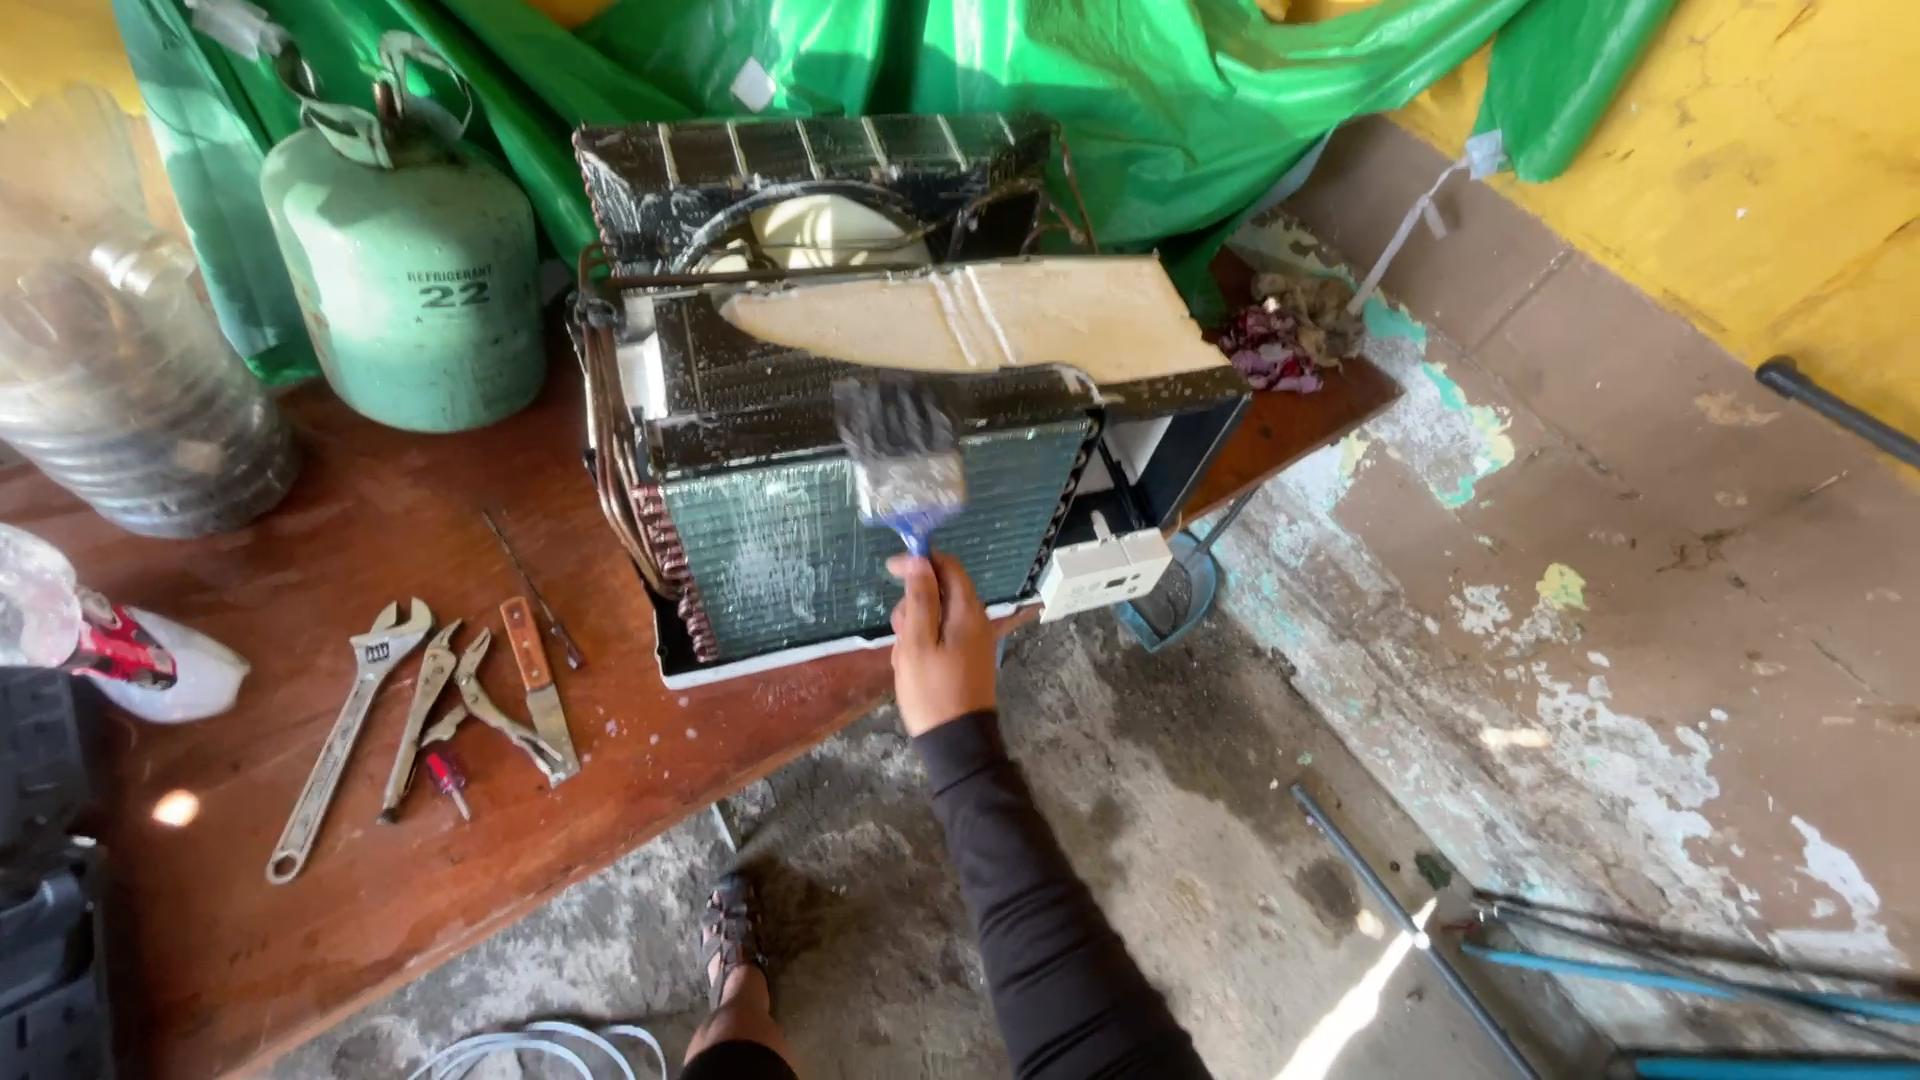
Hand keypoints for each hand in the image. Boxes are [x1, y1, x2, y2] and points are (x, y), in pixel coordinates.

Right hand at [886, 553, 996, 736]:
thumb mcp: (918, 642)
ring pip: (935, 616)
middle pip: (940, 591)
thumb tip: (920, 561)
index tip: (890, 570)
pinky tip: (911, 668)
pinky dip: (922, 645)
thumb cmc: (932, 691)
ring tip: (904, 658)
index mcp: (968, 611)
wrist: (957, 742)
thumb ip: (920, 599)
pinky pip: (940, 637)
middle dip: (913, 605)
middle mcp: (976, 620)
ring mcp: (972, 640)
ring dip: (914, 629)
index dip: (920, 561)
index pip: (948, 566)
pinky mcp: (966, 657)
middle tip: (899, 633)